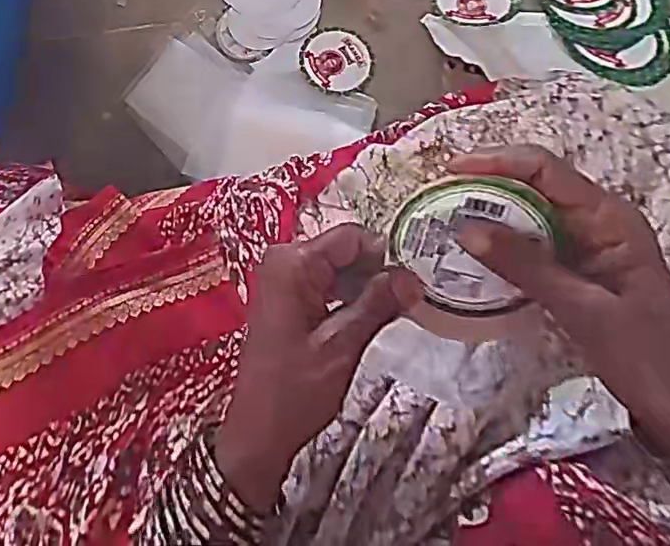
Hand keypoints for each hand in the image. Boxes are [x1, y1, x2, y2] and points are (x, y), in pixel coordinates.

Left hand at [215, 225, 420, 510]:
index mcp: (293, 262)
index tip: (412, 280)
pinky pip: (324, 281)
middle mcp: (284, 259)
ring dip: (364, 284)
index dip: (384, 254)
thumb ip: (378, 303)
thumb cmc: (294, 391)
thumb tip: (412, 276)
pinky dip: (347, 295)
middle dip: (376, 270)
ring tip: (392, 311)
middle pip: (344, 248)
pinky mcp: (285, 294)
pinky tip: (368, 317)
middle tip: (407, 299)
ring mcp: (282, 276)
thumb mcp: (342, 346)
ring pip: (337, 265)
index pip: (351, 236)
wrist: (257, 433)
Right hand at [448, 146, 669, 458]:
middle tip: (442, 192)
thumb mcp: (585, 311)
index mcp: (609, 216)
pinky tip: (473, 245)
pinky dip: (501, 237)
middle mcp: (595, 217)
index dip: (498, 161)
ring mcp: (584, 239)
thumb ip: (527, 267)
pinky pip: (530, 237)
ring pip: (528, 208)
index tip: (454, 168)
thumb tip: (466, 228)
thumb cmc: (646, 356)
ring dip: (490, 208)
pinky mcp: (573, 263)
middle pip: (534, 181)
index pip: (546, 169)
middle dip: (487, 181)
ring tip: (447, 212)